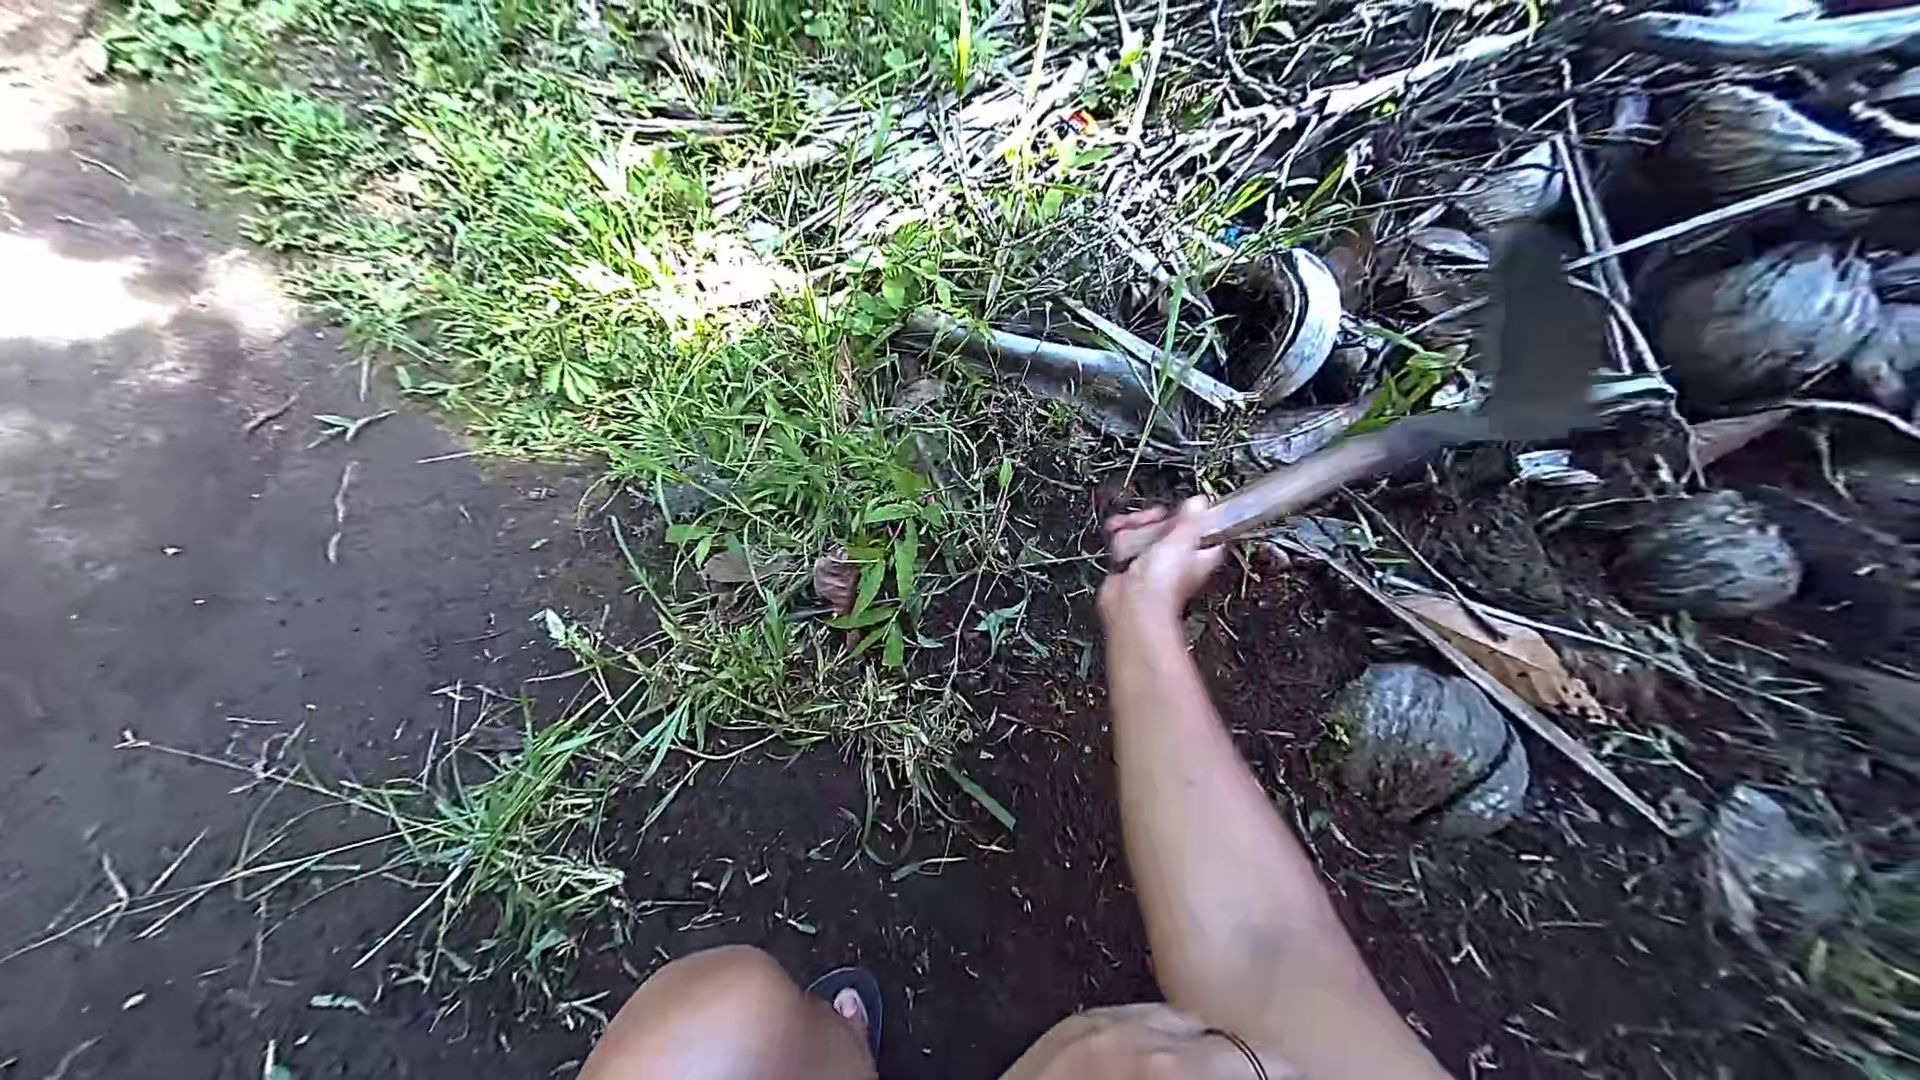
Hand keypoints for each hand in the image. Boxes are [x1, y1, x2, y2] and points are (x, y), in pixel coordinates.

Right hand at [1098, 496, 1224, 631]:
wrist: (1131, 603)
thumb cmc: (1163, 583)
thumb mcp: (1183, 541)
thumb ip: (1192, 520)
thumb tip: (1201, 502)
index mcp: (1199, 554)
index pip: (1200, 529)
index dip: (1190, 516)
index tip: (1181, 509)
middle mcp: (1177, 559)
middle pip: (1167, 526)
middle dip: (1155, 519)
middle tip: (1151, 518)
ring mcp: (1152, 562)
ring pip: (1144, 531)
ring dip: (1134, 525)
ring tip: (1129, 527)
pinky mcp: (1130, 564)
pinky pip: (1125, 541)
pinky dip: (1119, 535)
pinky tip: (1117, 532)